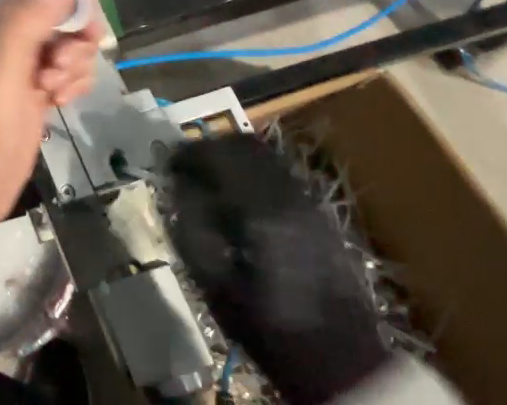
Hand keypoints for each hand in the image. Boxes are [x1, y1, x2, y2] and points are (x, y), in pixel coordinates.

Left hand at [0, 0, 103, 249]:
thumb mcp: (1, 70)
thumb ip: (24, 22)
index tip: (85, 26)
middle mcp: (11, 38)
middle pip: (63, 11)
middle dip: (78, 34)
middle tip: (64, 65)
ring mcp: (24, 66)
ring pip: (69, 42)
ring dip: (76, 63)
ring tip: (56, 90)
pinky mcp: (36, 93)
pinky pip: (69, 71)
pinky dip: (74, 82)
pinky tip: (61, 103)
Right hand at [164, 136, 389, 404]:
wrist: (340, 362)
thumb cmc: (267, 328)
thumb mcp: (214, 286)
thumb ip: (189, 228)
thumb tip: (175, 188)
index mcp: (259, 208)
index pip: (215, 154)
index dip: (185, 153)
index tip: (166, 164)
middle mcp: (287, 194)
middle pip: (243, 144)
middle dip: (209, 149)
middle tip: (186, 166)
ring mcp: (310, 203)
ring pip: (265, 156)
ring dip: (233, 158)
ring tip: (211, 180)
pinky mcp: (321, 216)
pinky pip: (281, 175)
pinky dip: (255, 173)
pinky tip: (241, 199)